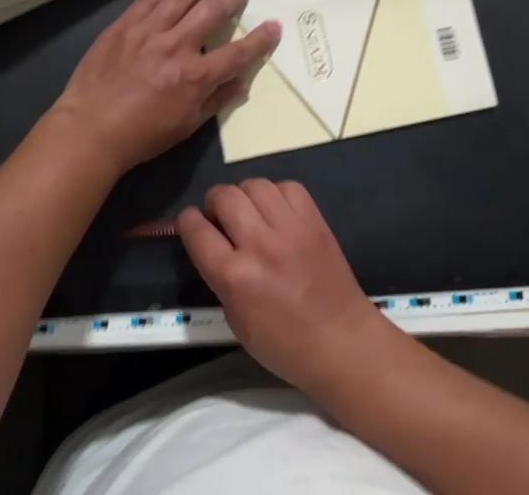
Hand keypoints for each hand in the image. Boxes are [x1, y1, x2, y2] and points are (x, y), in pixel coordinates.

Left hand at [47, 0, 281, 174]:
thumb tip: (241, 83)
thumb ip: (216, 101)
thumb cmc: (142, 135)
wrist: (90, 129)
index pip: (238, 53)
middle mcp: (176, 47)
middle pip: (212, 11)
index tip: (273, 26)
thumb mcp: (186, 126)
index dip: (260, 39)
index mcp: (195, 76)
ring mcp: (147, 32)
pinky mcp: (124, 25)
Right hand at [179, 180, 390, 392]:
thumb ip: (218, 276)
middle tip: (221, 219)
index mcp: (234, 276)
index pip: (196, 228)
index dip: (187, 222)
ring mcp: (290, 228)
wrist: (341, 340)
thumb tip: (211, 243)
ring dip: (244, 195)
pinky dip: (276, 195)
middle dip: (213, 203)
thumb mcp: (235, 319)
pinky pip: (287, 187)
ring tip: (249, 213)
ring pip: (255, 184)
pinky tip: (277, 212)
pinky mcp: (315, 220)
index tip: (191, 224)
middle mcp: (260, 244)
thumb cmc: (283, 342)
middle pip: (224, 196)